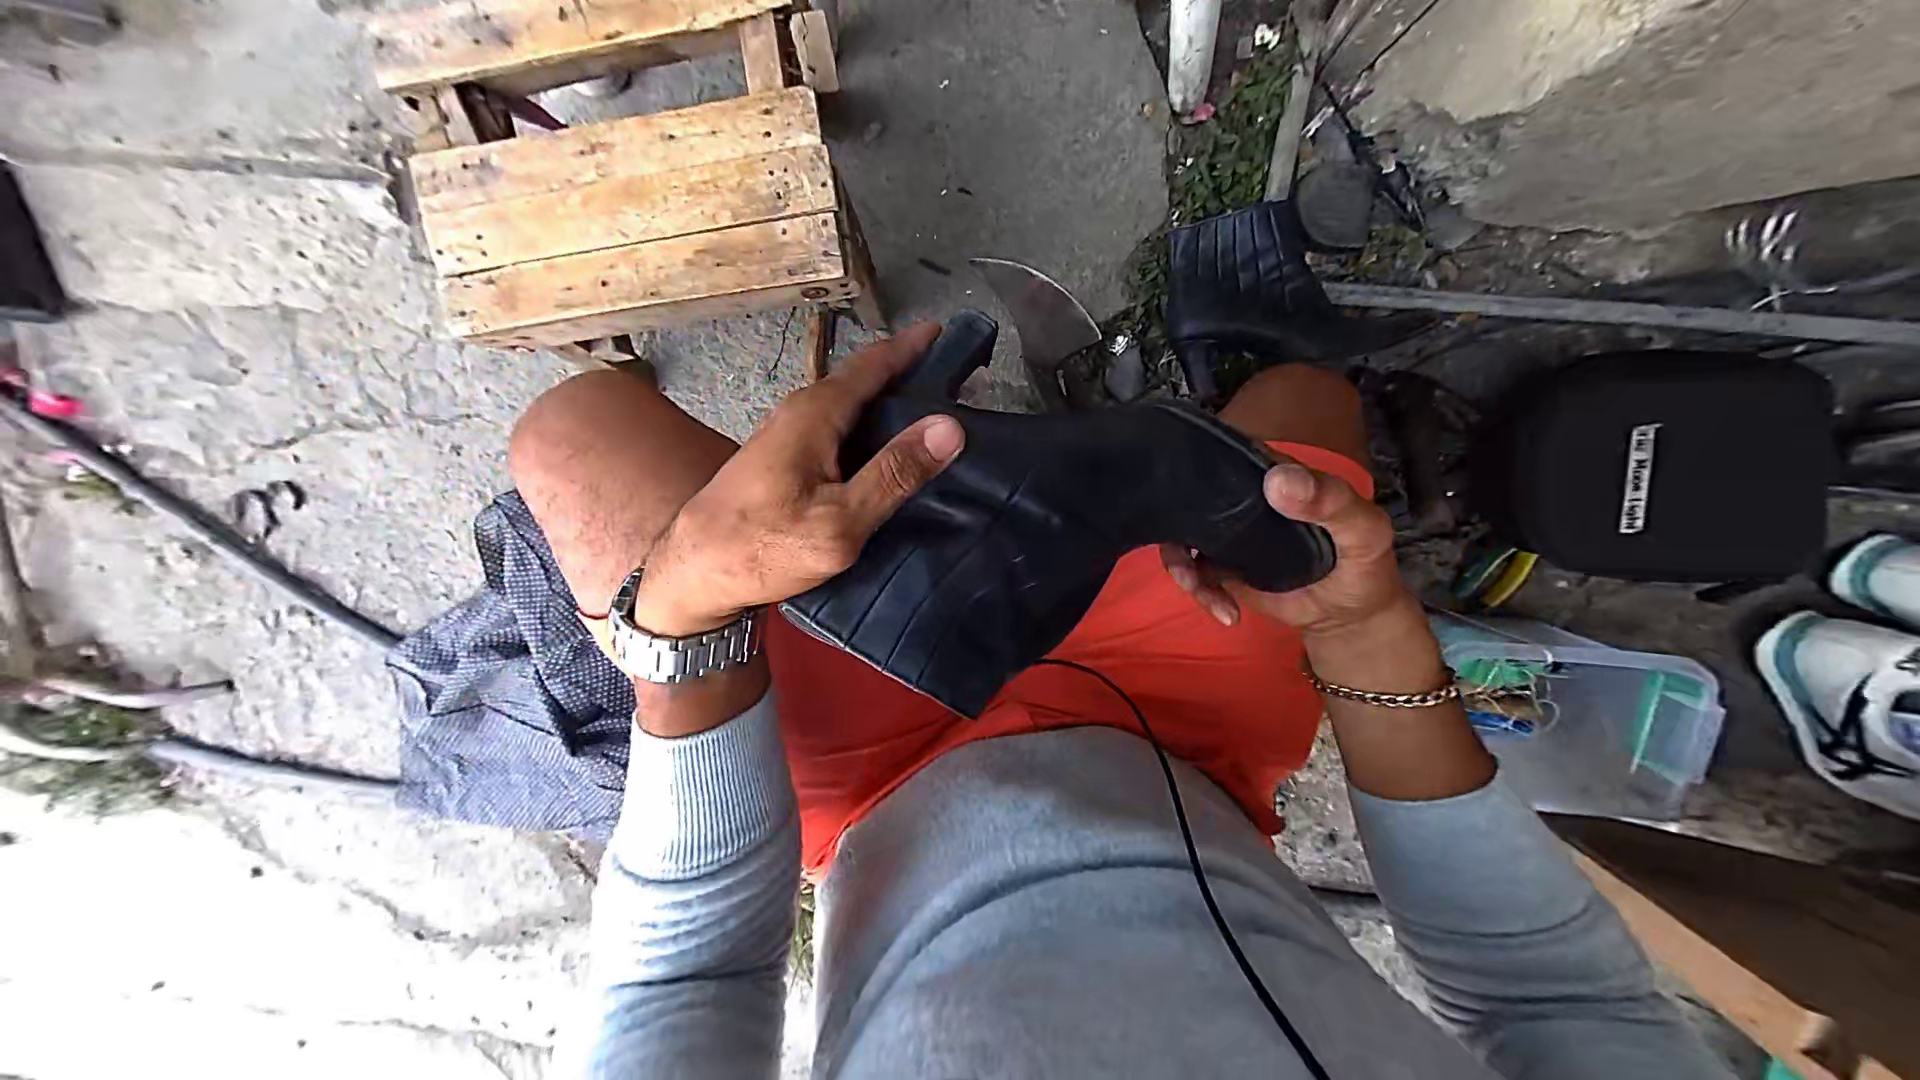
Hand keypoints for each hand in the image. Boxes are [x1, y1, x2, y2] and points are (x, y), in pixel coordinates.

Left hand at [631, 322, 964, 636]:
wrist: (694, 572)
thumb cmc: (764, 547)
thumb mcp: (841, 520)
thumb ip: (895, 474)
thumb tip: (949, 428)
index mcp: (817, 412)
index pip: (874, 363)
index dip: (913, 346)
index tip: (947, 332)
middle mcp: (801, 411)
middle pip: (864, 381)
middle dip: (908, 375)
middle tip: (955, 384)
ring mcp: (789, 433)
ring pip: (851, 406)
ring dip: (890, 405)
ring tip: (932, 419)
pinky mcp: (784, 457)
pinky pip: (839, 429)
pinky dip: (869, 430)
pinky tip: (887, 454)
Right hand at [1160, 459, 1410, 640]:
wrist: (1349, 616)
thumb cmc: (1361, 564)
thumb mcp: (1364, 531)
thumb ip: (1331, 502)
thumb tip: (1277, 479)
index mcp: (1270, 475)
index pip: (1224, 456)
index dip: (1198, 468)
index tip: (1189, 494)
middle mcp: (1240, 500)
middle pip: (1186, 498)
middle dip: (1175, 528)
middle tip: (1188, 565)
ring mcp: (1224, 533)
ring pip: (1179, 537)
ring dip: (1180, 567)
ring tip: (1198, 589)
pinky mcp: (1217, 566)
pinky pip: (1190, 571)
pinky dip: (1201, 594)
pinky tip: (1228, 613)